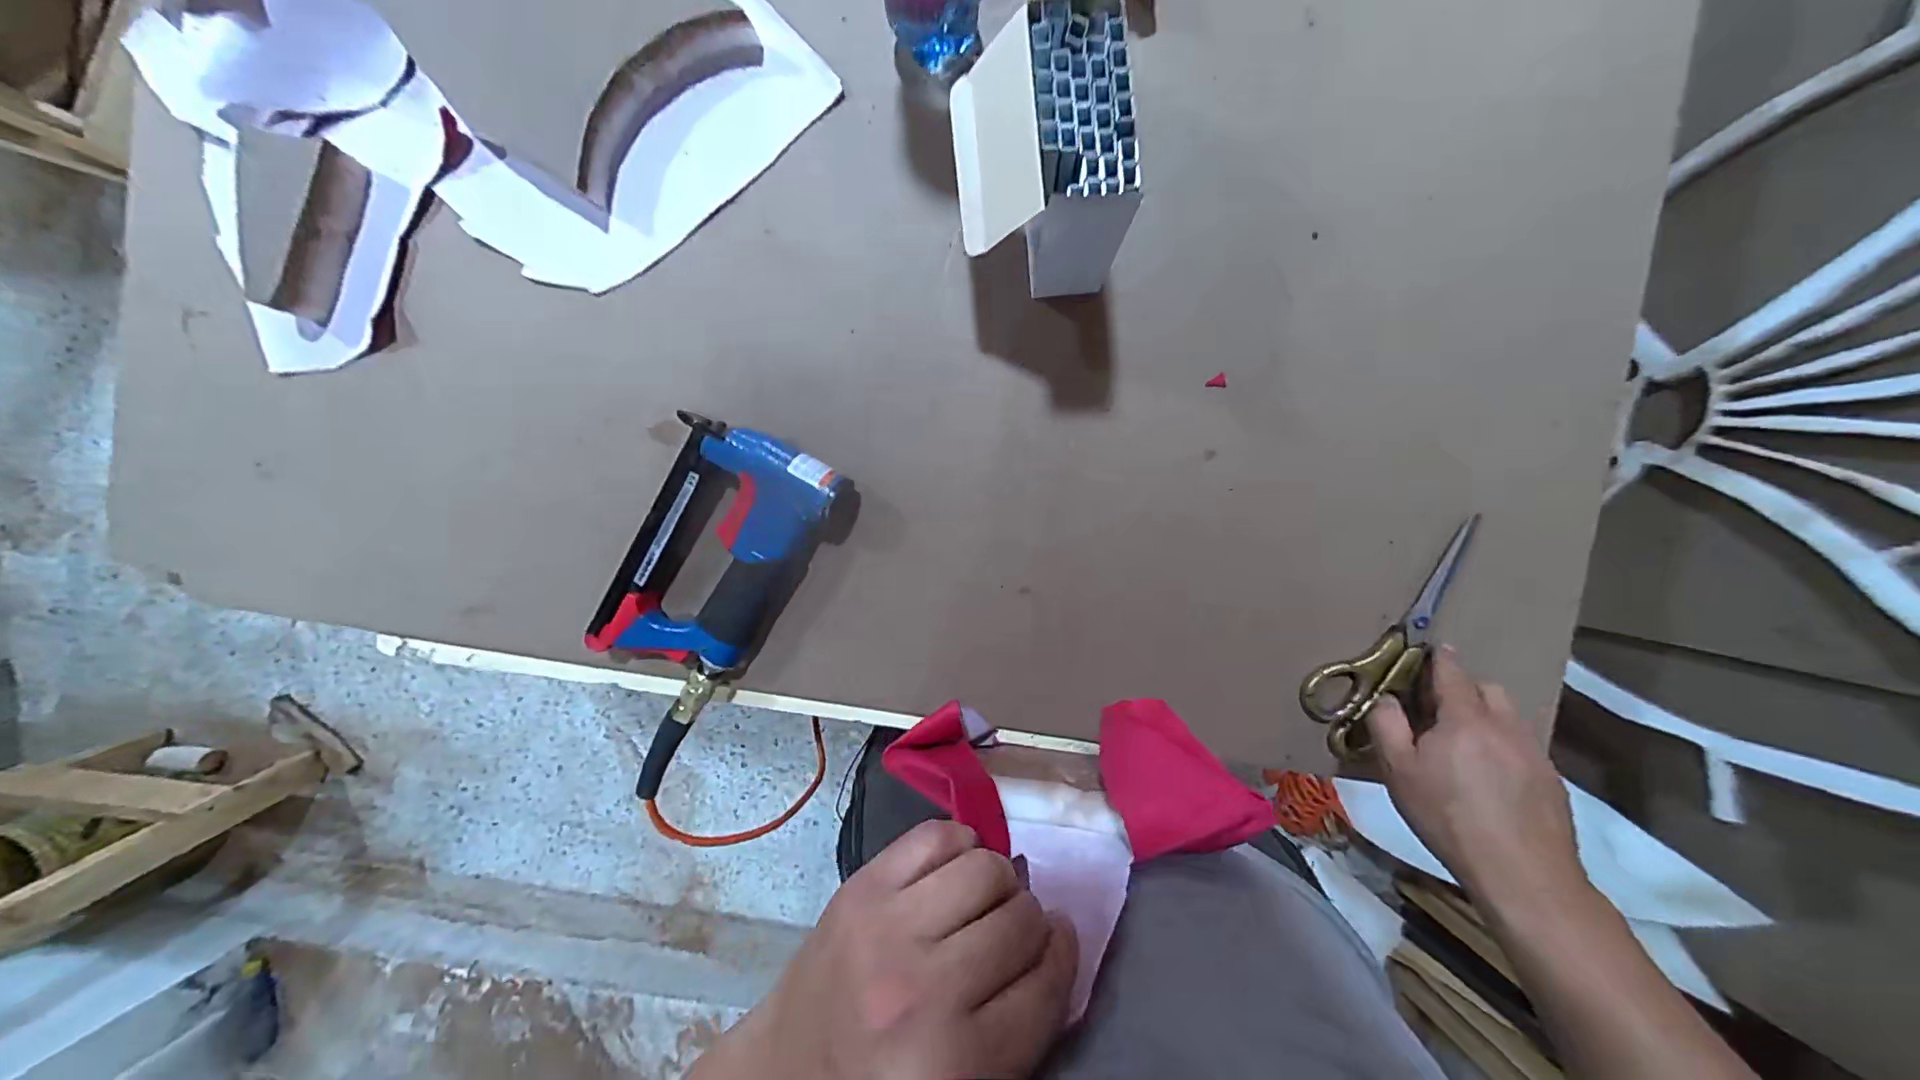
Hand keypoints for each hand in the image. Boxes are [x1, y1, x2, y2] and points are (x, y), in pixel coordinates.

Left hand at [694, 820, 1078, 1079]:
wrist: (790, 1069)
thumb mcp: (968, 1079)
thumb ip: (1023, 1019)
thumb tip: (1059, 934)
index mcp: (956, 1061)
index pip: (1046, 985)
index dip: (1061, 958)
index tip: (1057, 944)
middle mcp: (923, 989)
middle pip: (1020, 920)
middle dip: (1029, 921)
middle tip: (1011, 930)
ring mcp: (887, 928)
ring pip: (986, 868)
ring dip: (998, 881)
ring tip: (982, 899)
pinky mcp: (861, 887)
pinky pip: (936, 834)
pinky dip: (959, 844)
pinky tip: (952, 871)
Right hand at [1363, 648, 1584, 909]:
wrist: (1523, 873)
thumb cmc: (1447, 816)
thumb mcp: (1397, 770)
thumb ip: (1386, 725)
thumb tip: (1386, 698)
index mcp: (1465, 718)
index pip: (1452, 672)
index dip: (1439, 659)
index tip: (1431, 650)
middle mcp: (1505, 726)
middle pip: (1487, 689)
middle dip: (1464, 688)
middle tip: (1437, 708)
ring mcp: (1534, 753)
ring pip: (1509, 717)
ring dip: (1486, 716)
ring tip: (1464, 743)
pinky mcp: (1551, 780)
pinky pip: (1523, 746)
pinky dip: (1503, 746)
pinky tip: (1489, 777)